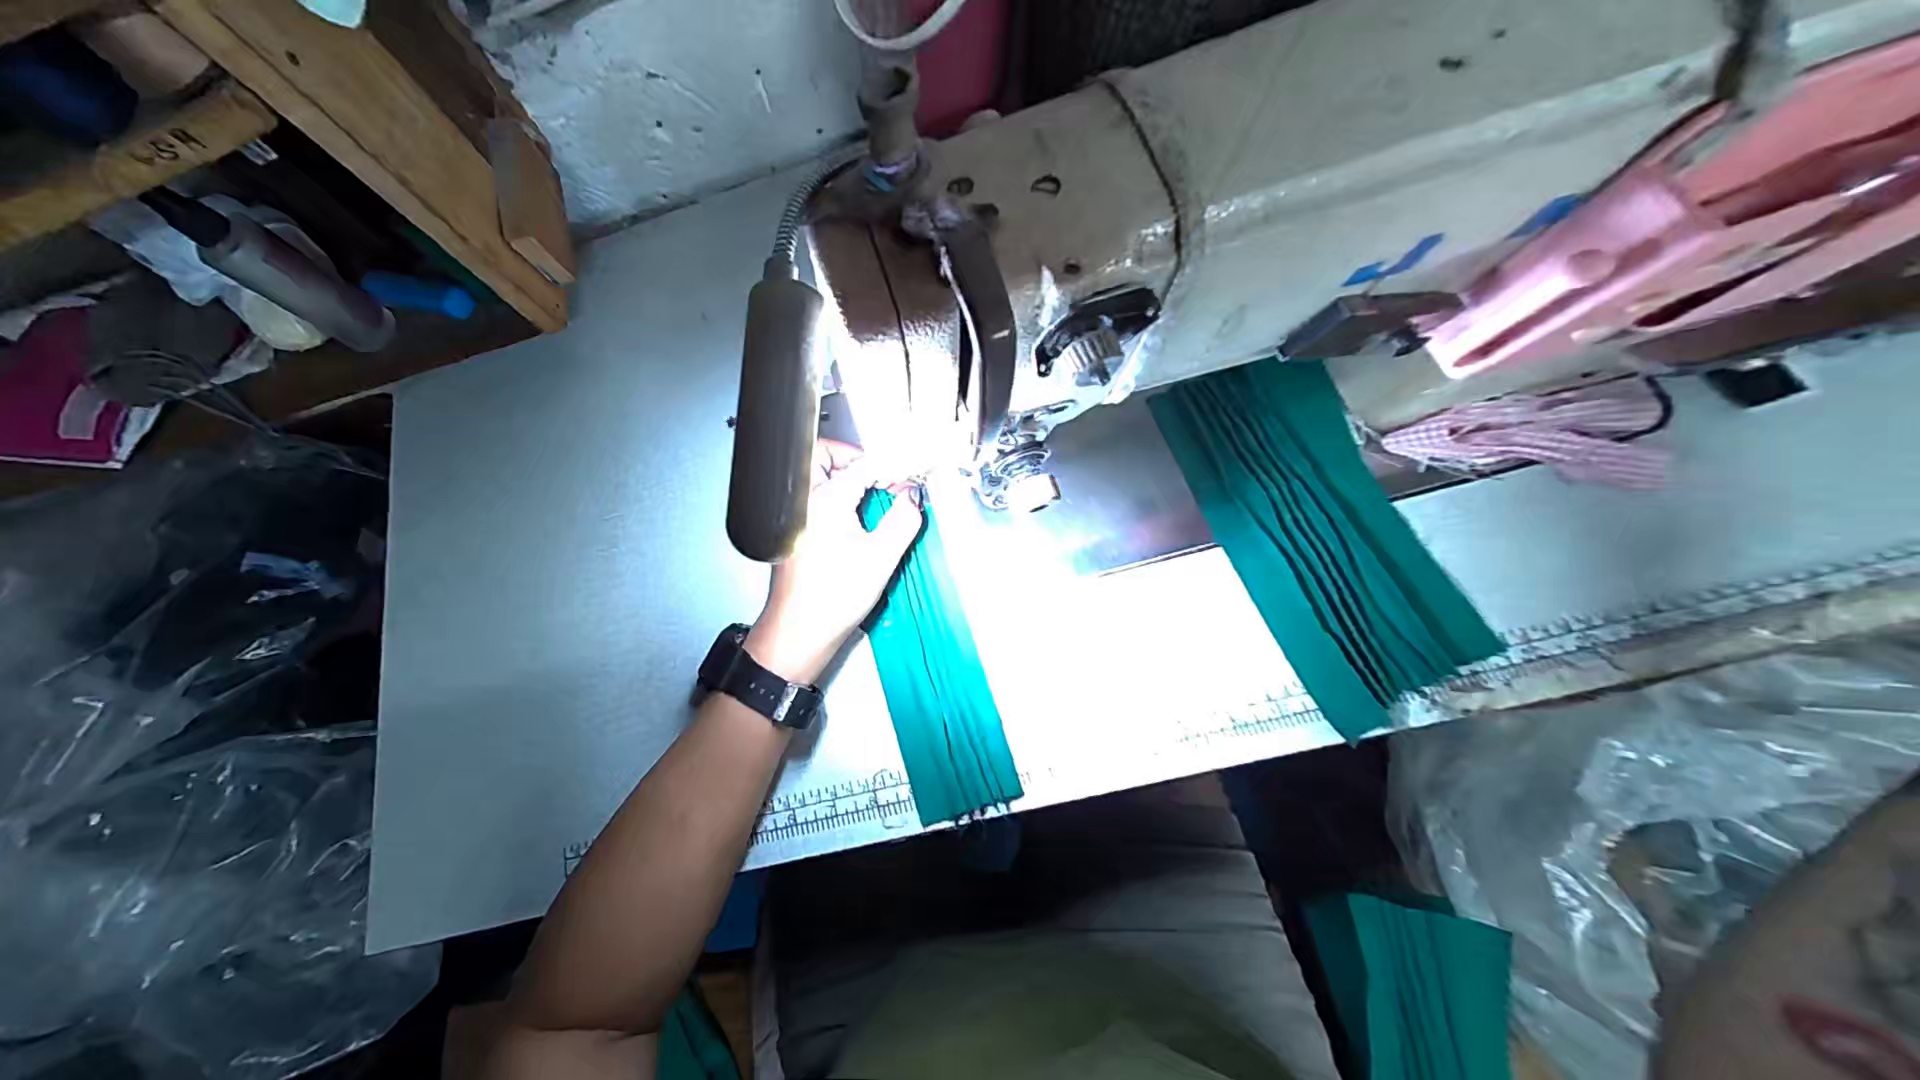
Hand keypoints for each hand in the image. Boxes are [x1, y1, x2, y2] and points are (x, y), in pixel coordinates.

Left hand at [745, 441, 922, 683]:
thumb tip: (912, 498)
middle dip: (853, 458)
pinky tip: (855, 519)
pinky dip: (834, 498)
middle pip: (823, 456)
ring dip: (843, 477)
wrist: (800, 631)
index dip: (890, 467)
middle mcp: (804, 504)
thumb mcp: (882, 556)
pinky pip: (813, 500)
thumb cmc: (830, 599)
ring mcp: (795, 518)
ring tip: (871, 495)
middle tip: (879, 473)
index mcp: (825, 500)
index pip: (862, 464)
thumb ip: (904, 519)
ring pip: (815, 477)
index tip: (907, 476)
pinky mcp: (795, 534)